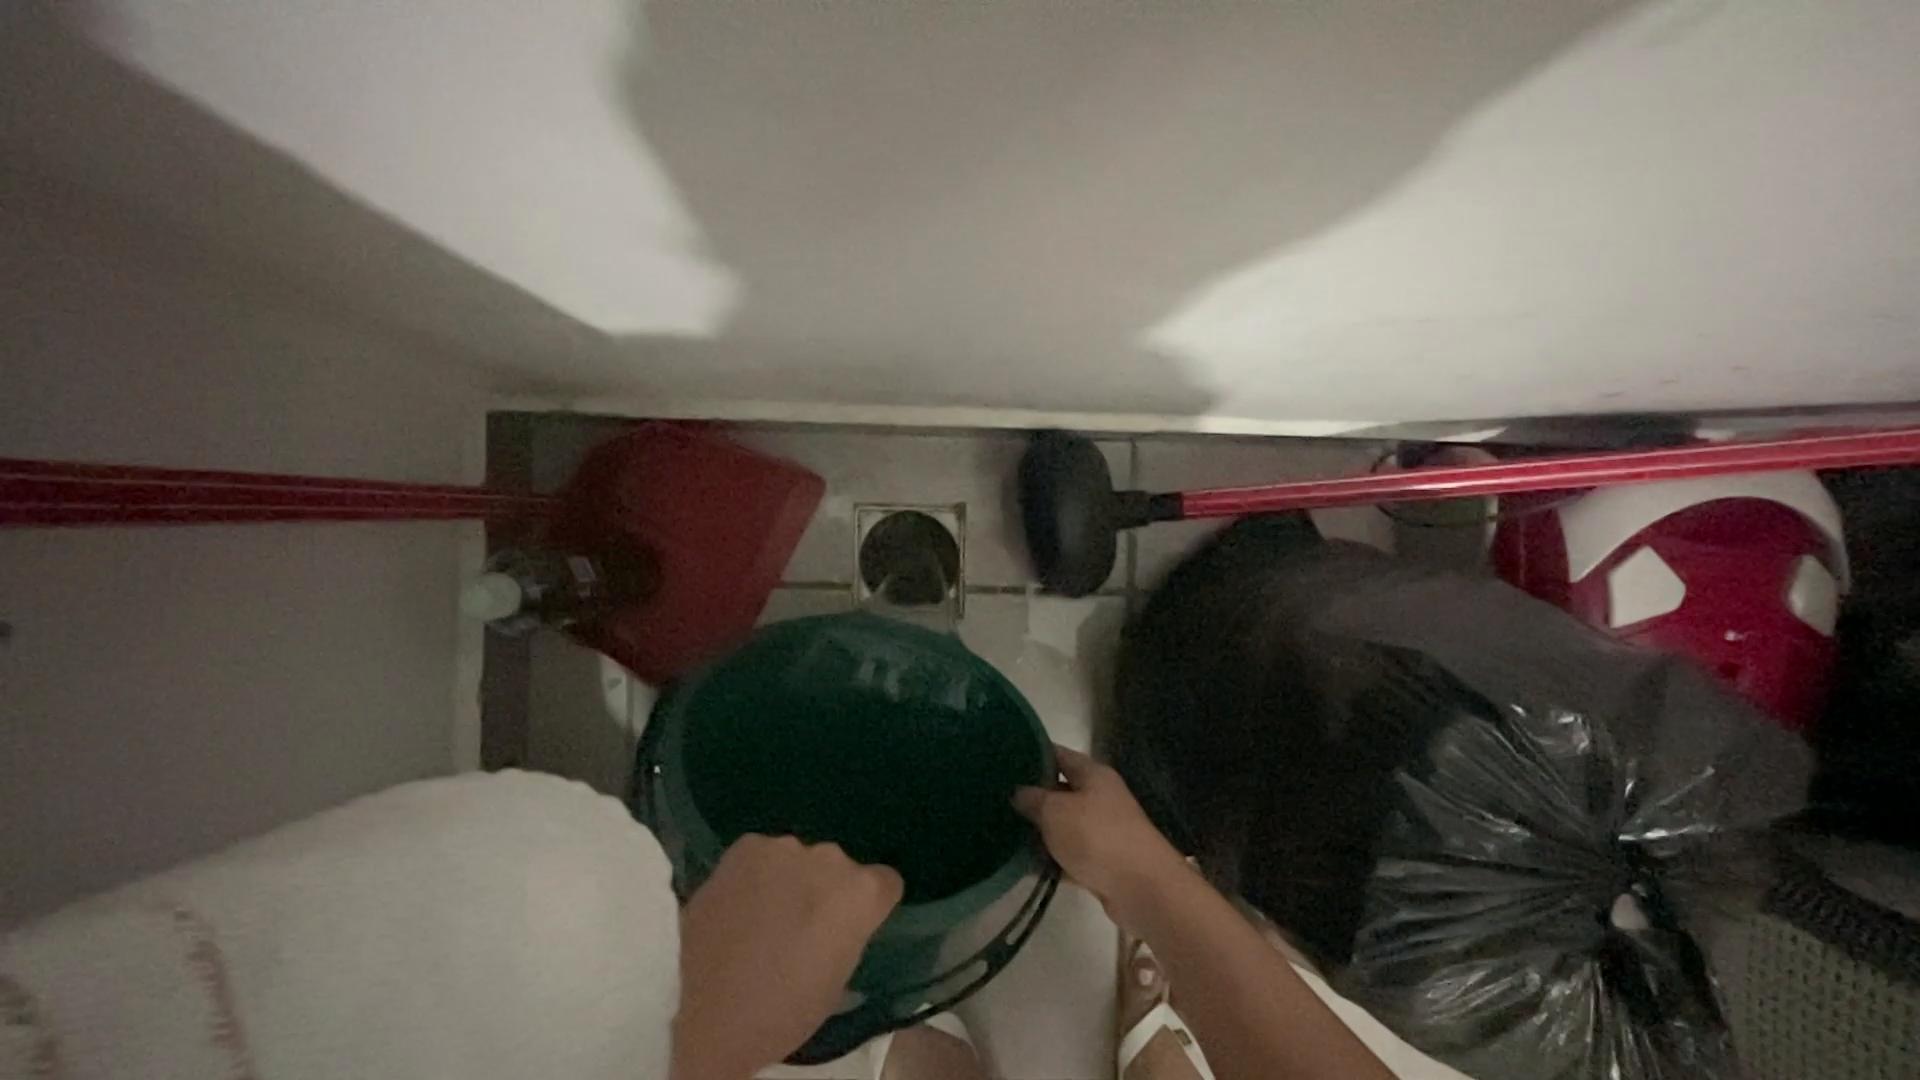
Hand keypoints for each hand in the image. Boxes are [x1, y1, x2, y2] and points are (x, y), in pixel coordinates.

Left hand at [672, 835, 903, 1079]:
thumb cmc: (782, 1012)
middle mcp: (831, 859)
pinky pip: (760, 856)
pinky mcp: (744, 846)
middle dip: (825, 889)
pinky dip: (754, 875)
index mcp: (862, 894)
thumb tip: (836, 920)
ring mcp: (785, 848)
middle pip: (838, 868)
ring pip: (797, 859)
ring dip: (788, 879)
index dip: (868, 907)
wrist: (706, 1014)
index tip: (849, 927)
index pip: (885, 883)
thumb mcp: (837, 978)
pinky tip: (738, 904)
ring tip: (762, 916)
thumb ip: (847, 932)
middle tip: (800, 925)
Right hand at [1013, 746, 1188, 930]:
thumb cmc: (1097, 836)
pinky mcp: (1102, 864)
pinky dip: (1050, 861)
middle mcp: (1100, 798)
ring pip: (1063, 827)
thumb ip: (1033, 799)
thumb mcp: (1055, 811)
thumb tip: (1019, 792)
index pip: (1059, 754)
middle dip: (1031, 797)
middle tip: (996, 799)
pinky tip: (1022, 866)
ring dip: (1039, 832)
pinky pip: (1068, 857)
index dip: (1033, 754)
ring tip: (1002, 833)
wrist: (1142, 889)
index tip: (1004, 759)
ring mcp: (1103, 832)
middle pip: (1060, 791)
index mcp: (1093, 775)